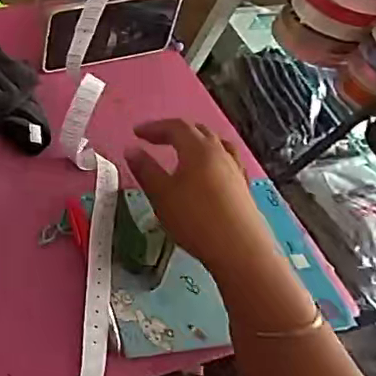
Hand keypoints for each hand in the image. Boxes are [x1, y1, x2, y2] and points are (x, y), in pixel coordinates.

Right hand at [125, 118, 276, 274]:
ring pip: (215, 144)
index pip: (176, 127)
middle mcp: (220, 152)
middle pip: (197, 131)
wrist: (239, 249)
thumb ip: (145, 170)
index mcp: (198, 149)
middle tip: (156, 140)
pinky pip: (226, 161)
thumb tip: (132, 150)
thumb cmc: (195, 219)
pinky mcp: (243, 187)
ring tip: (183, 151)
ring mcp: (235, 169)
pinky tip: (208, 172)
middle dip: (174, 132)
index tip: (137, 133)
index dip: (154, 127)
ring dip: (195, 142)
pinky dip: (211, 158)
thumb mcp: (161, 195)